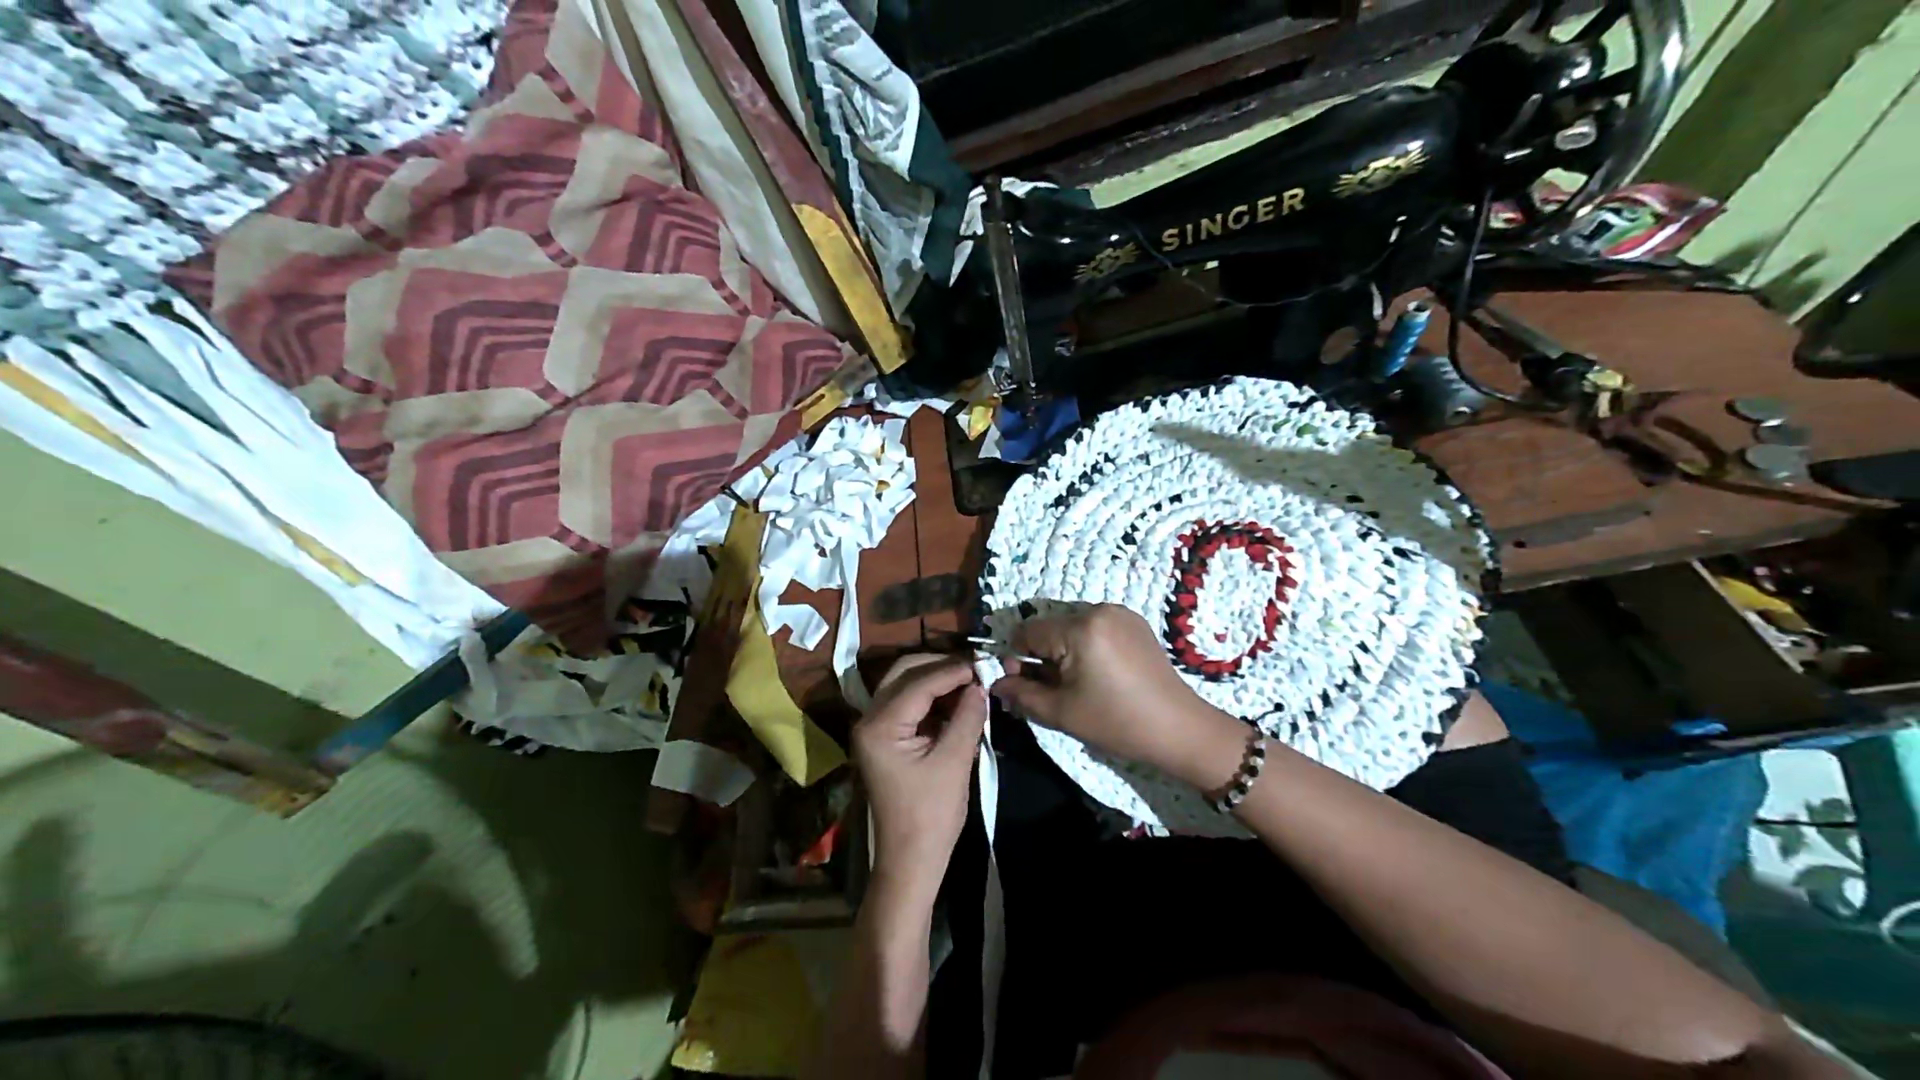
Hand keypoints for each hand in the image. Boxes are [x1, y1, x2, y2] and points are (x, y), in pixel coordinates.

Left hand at [852, 654, 987, 898]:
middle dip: (940, 667)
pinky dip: (931, 700)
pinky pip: (907, 705)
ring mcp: (874, 729)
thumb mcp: (954, 762)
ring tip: (971, 683)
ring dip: (936, 682)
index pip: (918, 682)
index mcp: (879, 725)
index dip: (952, 671)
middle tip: (975, 669)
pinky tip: (957, 703)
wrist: (910, 861)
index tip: (983, 665)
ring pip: (905, 686)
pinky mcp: (884, 740)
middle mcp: (869, 719)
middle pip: (904, 674)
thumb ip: (967, 717)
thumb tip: (981, 685)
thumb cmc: (931, 815)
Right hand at [990, 605, 1247, 789]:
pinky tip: (1098, 674)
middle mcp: (1099, 609)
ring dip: (1063, 651)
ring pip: (1070, 627)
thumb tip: (996, 684)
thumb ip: (1021, 693)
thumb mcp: (1061, 712)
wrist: (1179, 729)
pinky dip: (1085, 646)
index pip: (1028, 632)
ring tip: (1078, 684)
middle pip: (1050, 627)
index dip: (1017, 659)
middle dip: (1042, 656)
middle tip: (1053, 689)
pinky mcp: (1135, 622)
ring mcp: (1120, 613)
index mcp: (1080, 628)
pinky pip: (1094, 627)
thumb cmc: (1116, 722)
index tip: (1024, 686)